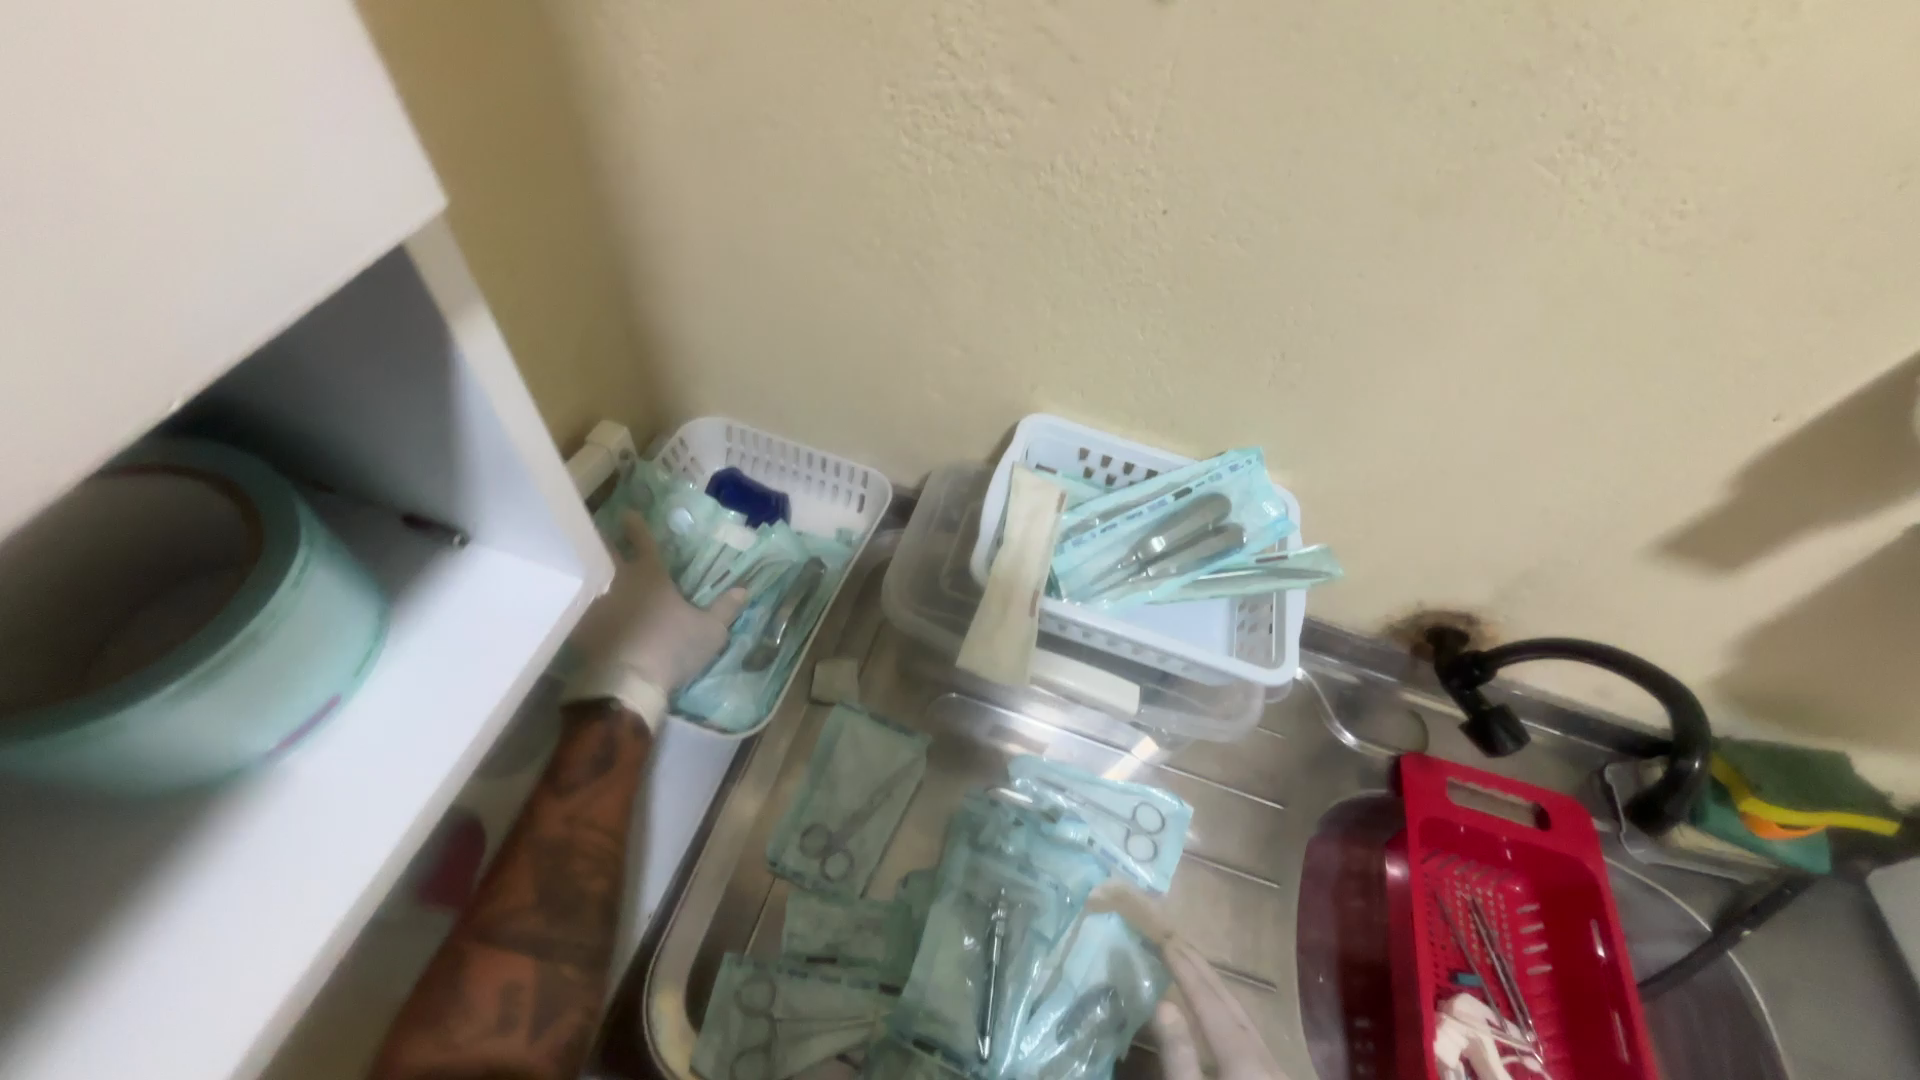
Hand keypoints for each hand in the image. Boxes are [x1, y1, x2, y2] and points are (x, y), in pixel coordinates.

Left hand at [568, 512, 748, 695]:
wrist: (624, 684)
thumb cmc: (672, 648)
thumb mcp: (710, 632)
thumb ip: (725, 609)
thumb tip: (743, 590)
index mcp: (649, 576)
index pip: (643, 543)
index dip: (637, 527)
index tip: (628, 513)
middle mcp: (616, 582)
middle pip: (606, 555)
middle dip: (605, 544)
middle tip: (602, 538)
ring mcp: (593, 606)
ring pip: (592, 583)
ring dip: (595, 580)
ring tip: (597, 582)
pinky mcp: (579, 631)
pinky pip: (583, 613)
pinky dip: (587, 612)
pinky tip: (589, 620)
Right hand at [1151, 937, 1288, 1079]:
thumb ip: (1179, 1056)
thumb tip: (1163, 1004)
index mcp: (1244, 1058)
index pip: (1209, 1002)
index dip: (1185, 970)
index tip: (1164, 940)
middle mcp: (1264, 1055)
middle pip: (1231, 1003)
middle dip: (1201, 969)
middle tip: (1176, 940)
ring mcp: (1274, 1068)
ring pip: (1243, 1017)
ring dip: (1215, 988)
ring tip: (1191, 966)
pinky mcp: (1273, 1079)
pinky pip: (1247, 1032)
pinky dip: (1226, 1010)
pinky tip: (1216, 1014)